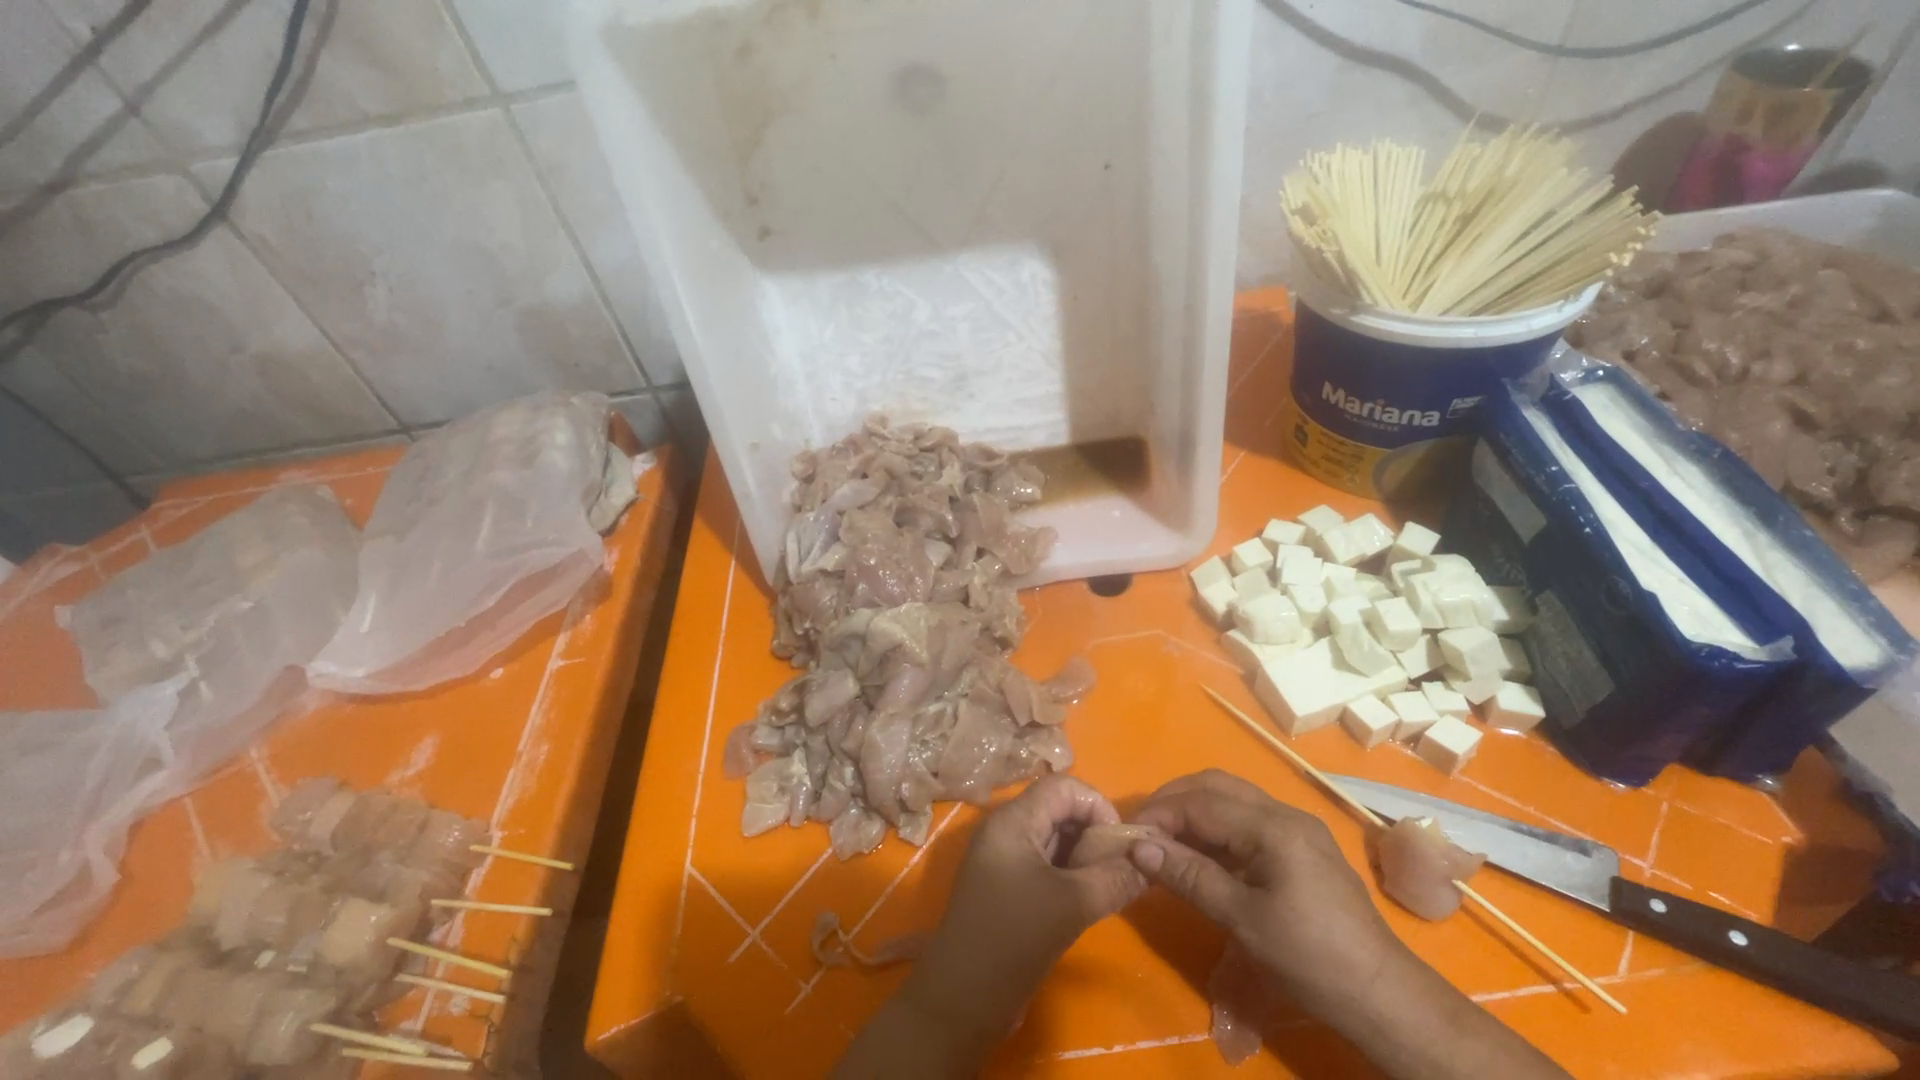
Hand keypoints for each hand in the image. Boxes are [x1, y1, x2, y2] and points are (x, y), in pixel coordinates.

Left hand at [901, 775, 1146, 1041]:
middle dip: (1094, 832)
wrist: (962, 999)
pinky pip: (1046, 865)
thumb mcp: (1072, 905)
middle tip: (1118, 870)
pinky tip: (1089, 901)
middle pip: (1059, 809)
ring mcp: (1004, 860)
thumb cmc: (1013, 939)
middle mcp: (1005, 832)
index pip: (1063, 786)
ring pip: (1054, 839)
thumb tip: (1150, 863)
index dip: (1098, 805)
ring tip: (1108, 887)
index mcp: (1012, 821)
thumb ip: (1115, 878)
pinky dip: (1072, 875)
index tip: (1121, 844)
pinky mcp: (1008, 888)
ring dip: (1085, 857)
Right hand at [1127, 769, 1408, 1019]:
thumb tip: (1138, 846)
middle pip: (1217, 786)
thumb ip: (1189, 876)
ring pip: (1232, 798)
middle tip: (1142, 832)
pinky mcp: (1302, 847)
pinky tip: (1200, 854)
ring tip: (1164, 842)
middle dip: (1174, 802)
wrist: (1379, 993)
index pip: (1201, 802)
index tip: (1127, 836)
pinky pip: (1248, 819)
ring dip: (1194, 811)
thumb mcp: (1241, 919)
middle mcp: (1285, 814)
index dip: (1160, 813)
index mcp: (1273, 827)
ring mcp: (1297, 828)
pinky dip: (1216, 826)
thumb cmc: (1309, 957)